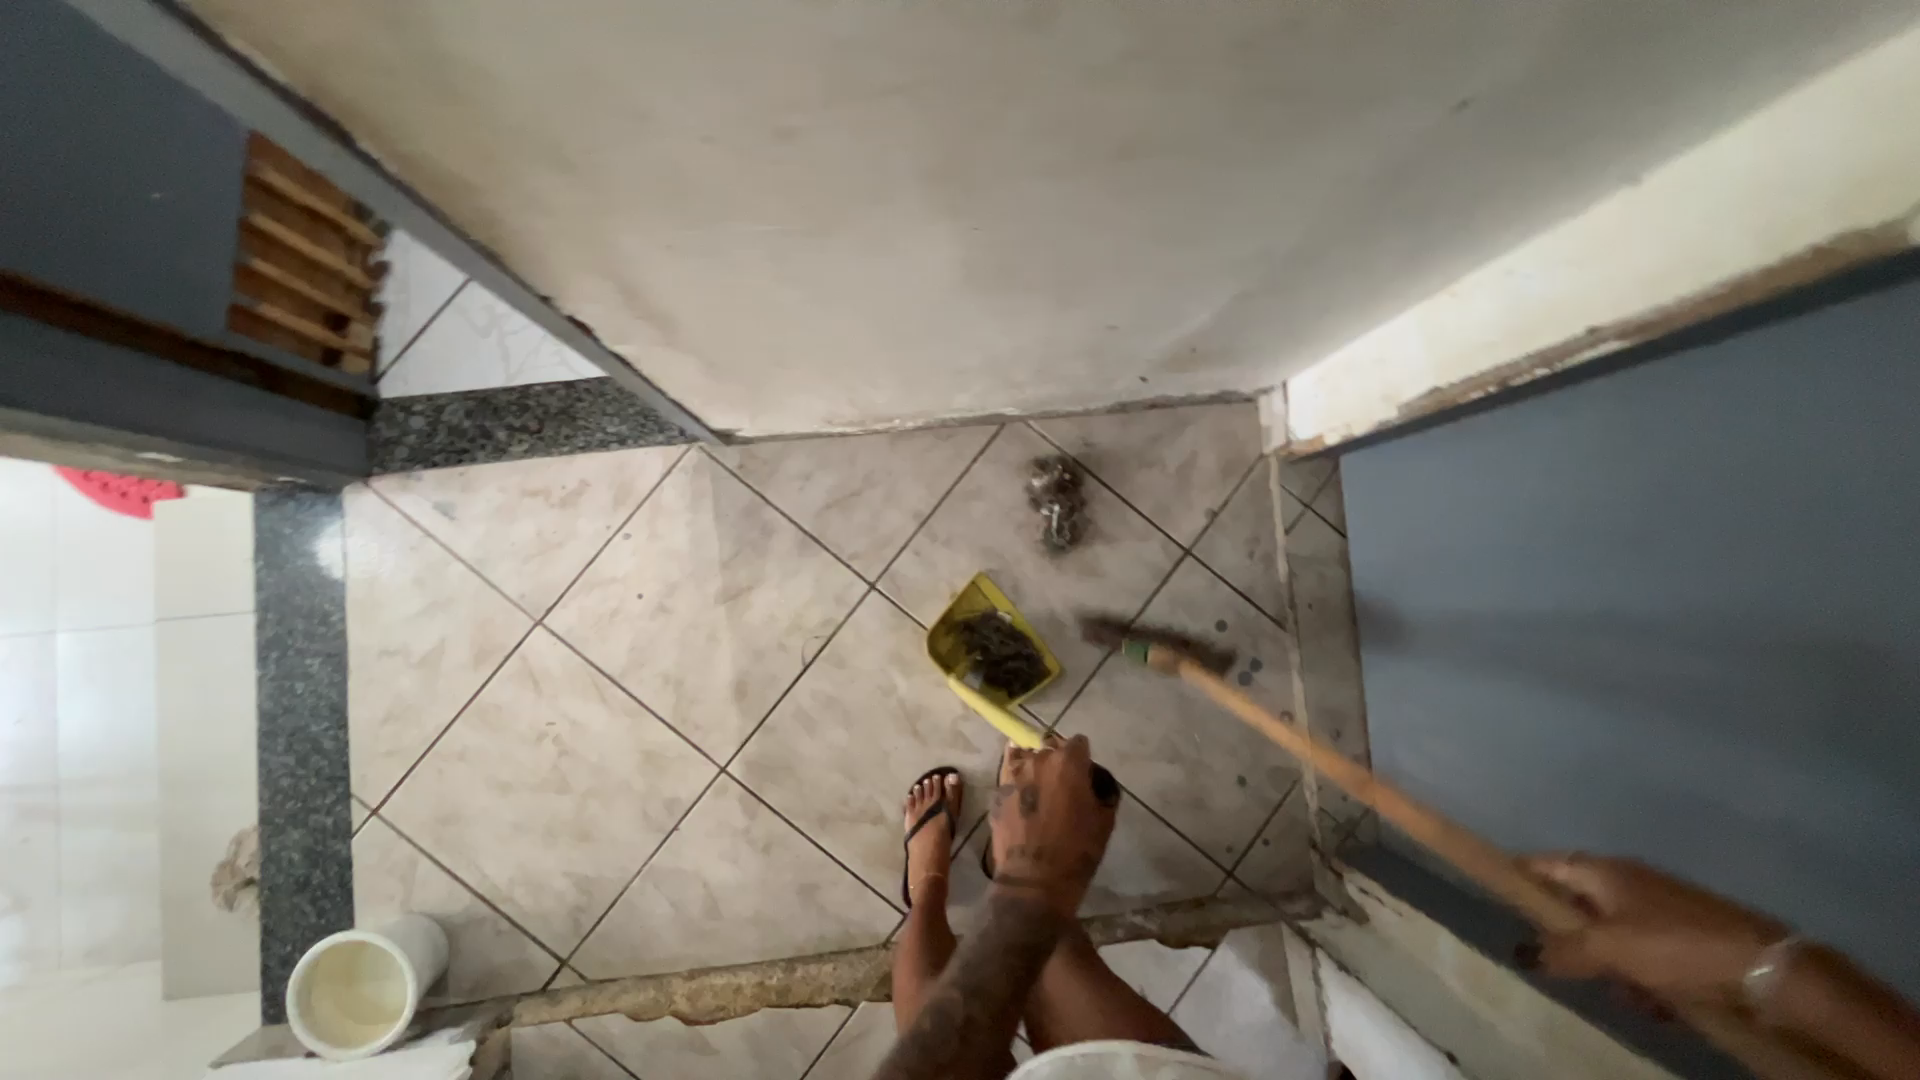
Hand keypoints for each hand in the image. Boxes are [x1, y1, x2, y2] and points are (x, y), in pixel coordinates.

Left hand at [989, 735, 1116, 917]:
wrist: (1034, 879)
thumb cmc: (1077, 851)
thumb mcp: (1104, 820)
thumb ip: (1102, 791)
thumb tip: (1095, 782)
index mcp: (1069, 763)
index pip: (1079, 742)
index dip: (1083, 756)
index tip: (1084, 773)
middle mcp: (1039, 759)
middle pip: (1051, 747)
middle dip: (1058, 760)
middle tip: (1063, 783)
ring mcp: (1014, 773)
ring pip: (1026, 756)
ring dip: (1034, 766)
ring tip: (1038, 787)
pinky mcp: (997, 790)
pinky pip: (1008, 773)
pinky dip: (1016, 777)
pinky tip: (1020, 790)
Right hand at [1520, 853, 1787, 1002]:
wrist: (1770, 968)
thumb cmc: (1674, 945)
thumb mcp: (1607, 949)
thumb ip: (1561, 949)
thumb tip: (1522, 952)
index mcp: (1598, 869)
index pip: (1540, 863)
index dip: (1517, 876)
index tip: (1497, 896)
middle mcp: (1625, 877)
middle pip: (1577, 900)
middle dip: (1568, 933)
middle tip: (1560, 961)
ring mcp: (1660, 903)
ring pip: (1614, 930)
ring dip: (1610, 960)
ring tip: (1619, 991)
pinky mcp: (1690, 931)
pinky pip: (1649, 949)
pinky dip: (1644, 972)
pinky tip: (1655, 1000)